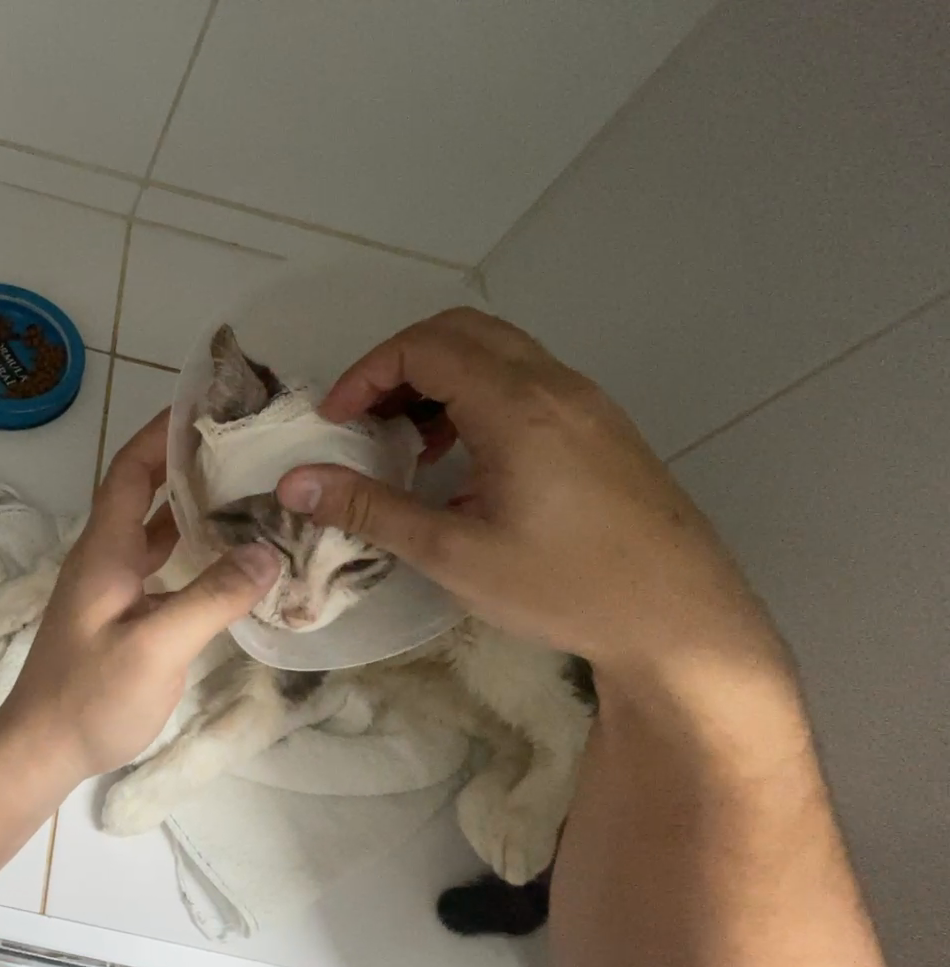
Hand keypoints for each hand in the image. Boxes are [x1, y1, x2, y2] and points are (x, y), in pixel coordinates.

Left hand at [0, 411, 279, 779]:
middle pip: (142, 491)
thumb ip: (211, 597)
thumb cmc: (90, 695)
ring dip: (189, 503)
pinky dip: (188, 547)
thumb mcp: (157, 647)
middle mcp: (104, 557)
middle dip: (184, 460)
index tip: (206, 405)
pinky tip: (226, 555)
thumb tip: (268, 550)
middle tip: (241, 443)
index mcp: (105, 550)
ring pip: (151, 528)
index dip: (161, 433)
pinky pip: (157, 563)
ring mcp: (110, 586)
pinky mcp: (119, 612)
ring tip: (245, 487)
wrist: (42, 745)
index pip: (130, 471)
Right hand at [275, 308, 780, 675]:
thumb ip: (368, 508)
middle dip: (395, 365)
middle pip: (460, 331)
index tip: (334, 424)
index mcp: (520, 409)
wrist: (684, 624)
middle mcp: (556, 387)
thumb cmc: (564, 588)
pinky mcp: (595, 426)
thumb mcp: (451, 554)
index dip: (366, 374)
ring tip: (400, 440)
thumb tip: (292, 482)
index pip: (426, 348)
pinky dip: (468, 395)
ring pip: (493, 351)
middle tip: (360, 420)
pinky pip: (519, 380)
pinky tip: (454, 456)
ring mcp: (583, 403)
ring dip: (433, 379)